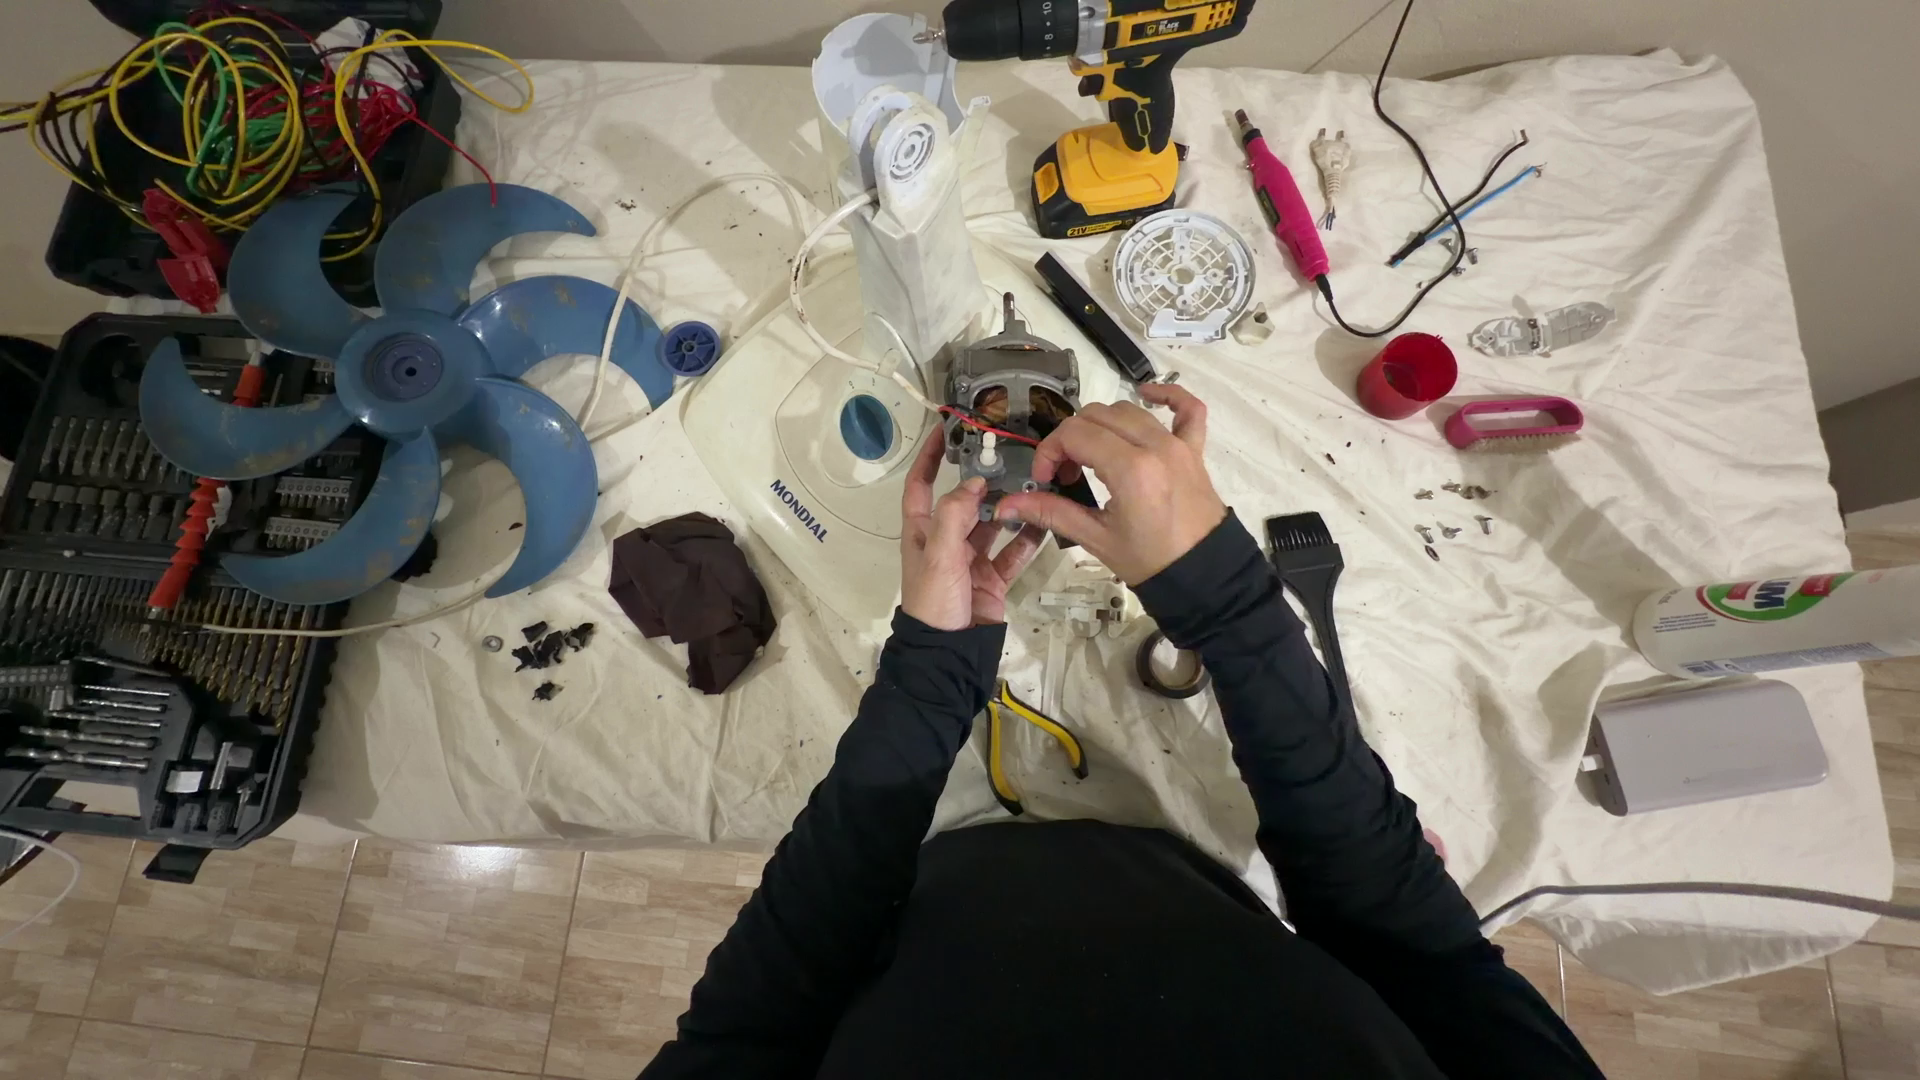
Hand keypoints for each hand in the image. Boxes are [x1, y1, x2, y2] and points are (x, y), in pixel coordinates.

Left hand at [900, 429, 1047, 629]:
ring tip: (1034, 487)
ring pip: (993, 525)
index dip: (928, 458)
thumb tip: (974, 483)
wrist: (950, 653)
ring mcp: (970, 560)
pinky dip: (1027, 538)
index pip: (920, 485)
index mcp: (922, 531)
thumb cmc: (935, 601)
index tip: (945, 430)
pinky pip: (1012, 552)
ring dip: (1011, 509)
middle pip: (966, 502)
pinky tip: (1045, 522)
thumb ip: (954, 515)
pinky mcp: (992, 578)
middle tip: (1012, 459)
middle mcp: (946, 541)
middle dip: (985, 482)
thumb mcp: (937, 554)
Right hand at [994, 383, 1225, 585]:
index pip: (1074, 435)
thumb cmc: (1149, 561)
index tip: (1045, 479)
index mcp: (1130, 469)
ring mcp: (1177, 444)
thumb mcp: (1096, 538)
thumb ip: (1052, 512)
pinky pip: (1188, 408)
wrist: (1203, 576)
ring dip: (1101, 426)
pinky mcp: (1194, 449)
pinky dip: (1168, 395)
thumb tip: (1006, 505)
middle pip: (1096, 416)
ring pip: (1127, 410)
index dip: (1049, 452)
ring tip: (1093, 459)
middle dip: (1070, 440)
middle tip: (1066, 475)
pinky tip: (1147, 395)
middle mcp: (1154, 446)